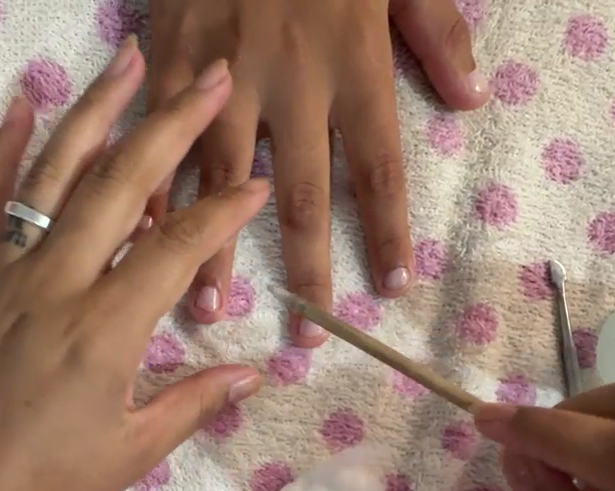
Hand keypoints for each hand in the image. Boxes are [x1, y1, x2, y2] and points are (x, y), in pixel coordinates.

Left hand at [0, 42, 267, 490]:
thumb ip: (194, 402)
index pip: (177, 249)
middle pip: (121, 185)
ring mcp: (7, 275)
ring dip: (96, 111)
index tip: (255, 182)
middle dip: (172, 125)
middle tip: (213, 78)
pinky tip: (24, 104)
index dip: (223, 213)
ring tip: (131, 61)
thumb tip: (253, 374)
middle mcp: (56, 284)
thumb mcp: (133, 451)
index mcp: (105, 330)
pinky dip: (3, 150)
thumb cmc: (48, 485)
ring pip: (54, 175)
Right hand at [145, 0, 488, 344]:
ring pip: (218, 183)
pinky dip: (151, 198)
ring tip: (210, 313)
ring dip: (211, 252)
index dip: (389, 231)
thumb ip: (438, 30)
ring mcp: (224, 76)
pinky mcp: (172, 63)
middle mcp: (290, 80)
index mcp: (352, 59)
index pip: (379, 166)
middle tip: (307, 336)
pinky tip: (144, 246)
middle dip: (307, 269)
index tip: (393, 288)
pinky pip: (160, 143)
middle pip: (301, 196)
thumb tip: (471, 99)